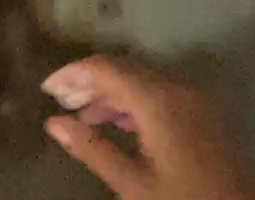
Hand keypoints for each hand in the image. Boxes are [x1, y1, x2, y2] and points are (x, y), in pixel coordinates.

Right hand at [42, 56, 254, 199]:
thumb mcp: (135, 187)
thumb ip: (92, 149)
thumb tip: (53, 123)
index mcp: (157, 100)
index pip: (103, 68)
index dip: (71, 73)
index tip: (47, 89)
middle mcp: (177, 90)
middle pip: (122, 69)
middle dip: (89, 82)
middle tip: (61, 101)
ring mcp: (196, 103)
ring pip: (142, 81)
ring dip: (111, 93)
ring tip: (85, 116)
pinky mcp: (207, 118)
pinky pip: (161, 95)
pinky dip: (135, 103)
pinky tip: (121, 125)